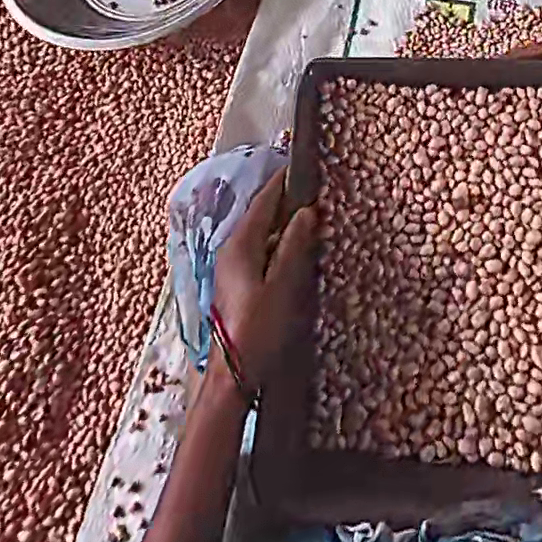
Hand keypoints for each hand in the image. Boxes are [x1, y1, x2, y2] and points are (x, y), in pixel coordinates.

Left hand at [212, 167, 317, 389]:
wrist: (232, 374)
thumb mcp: (282, 286)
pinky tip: (294, 246)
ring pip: (259, 232)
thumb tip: (306, 212)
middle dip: (283, 199)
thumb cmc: (259, 328)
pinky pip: (258, 248)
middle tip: (311, 188)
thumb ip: (294, 246)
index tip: (300, 167)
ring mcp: (230, 265)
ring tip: (308, 213)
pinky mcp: (235, 281)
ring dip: (281, 221)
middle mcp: (231, 249)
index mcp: (241, 244)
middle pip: (259, 214)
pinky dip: (276, 240)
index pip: (263, 202)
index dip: (281, 183)